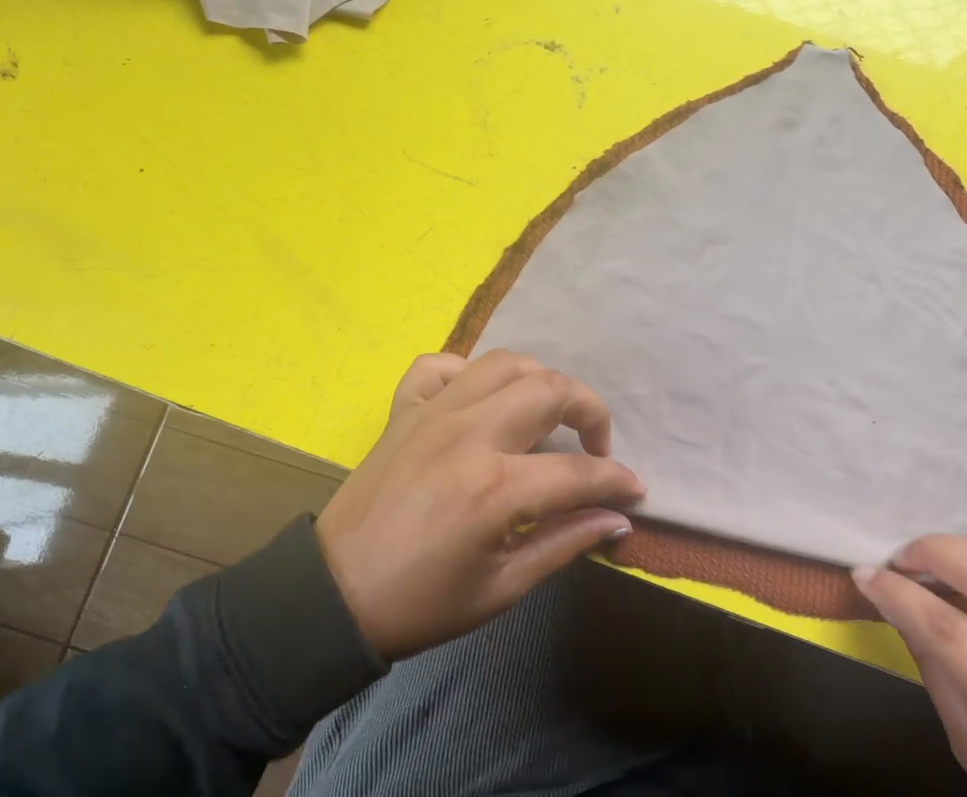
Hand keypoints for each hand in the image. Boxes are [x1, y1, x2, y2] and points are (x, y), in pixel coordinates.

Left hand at [315, 351, 645, 660]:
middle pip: (549, 390)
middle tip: (595, 446)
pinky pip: (439, 366)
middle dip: (589, 411)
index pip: (578, 470)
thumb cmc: (422, 604)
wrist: (333, 597)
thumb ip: (565, 543)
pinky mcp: (402, 411)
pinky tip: (479, 402)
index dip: (616, 480)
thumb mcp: (502, 588)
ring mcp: (431, 414)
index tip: (633, 491)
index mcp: (494, 487)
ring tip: (547, 416)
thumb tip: (617, 519)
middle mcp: (468, 434)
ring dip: (538, 382)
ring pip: (503, 363)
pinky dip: (467, 373)